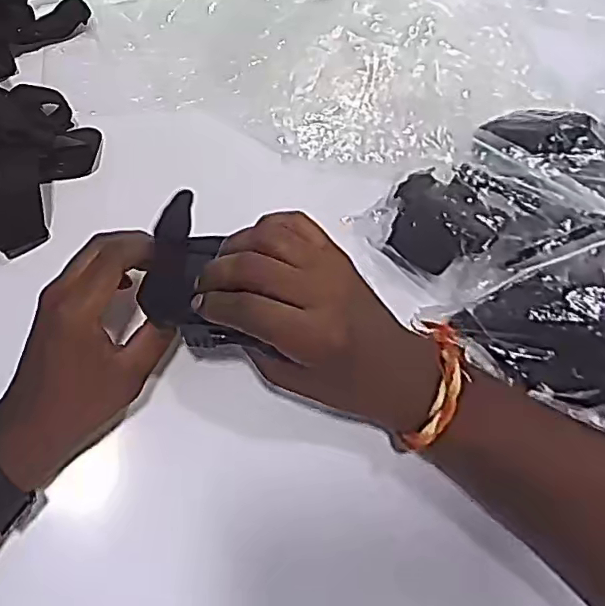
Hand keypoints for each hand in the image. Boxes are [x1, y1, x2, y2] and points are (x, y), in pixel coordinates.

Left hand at [0, 232, 177, 490]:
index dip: (143, 247)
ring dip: (116, 254)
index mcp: (77, 307)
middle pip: (97, 246)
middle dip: (131, 243)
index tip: (163, 252)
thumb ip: (154, 337)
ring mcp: (50, 300)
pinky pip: (78, 273)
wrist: (31, 429)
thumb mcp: (128, 376)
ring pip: (86, 257)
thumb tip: (168, 313)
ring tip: (146, 267)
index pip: (112, 254)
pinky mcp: (49, 308)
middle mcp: (59, 296)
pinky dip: (102, 269)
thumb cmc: (68, 410)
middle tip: (157, 254)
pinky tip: (122, 286)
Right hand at [195, 212, 438, 434]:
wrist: (402, 372)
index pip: (247, 306)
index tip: (201, 305)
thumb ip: (253, 344)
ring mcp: (329, 267)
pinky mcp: (334, 253)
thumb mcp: (292, 380)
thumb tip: (222, 314)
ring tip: (225, 261)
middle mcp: (322, 294)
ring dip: (235, 245)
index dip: (214, 304)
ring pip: (267, 236)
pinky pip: (293, 223)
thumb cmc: (354, 382)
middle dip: (216, 274)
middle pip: (250, 266)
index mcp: (314, 335)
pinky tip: (254, 241)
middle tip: (205, 284)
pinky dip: (266, 225)